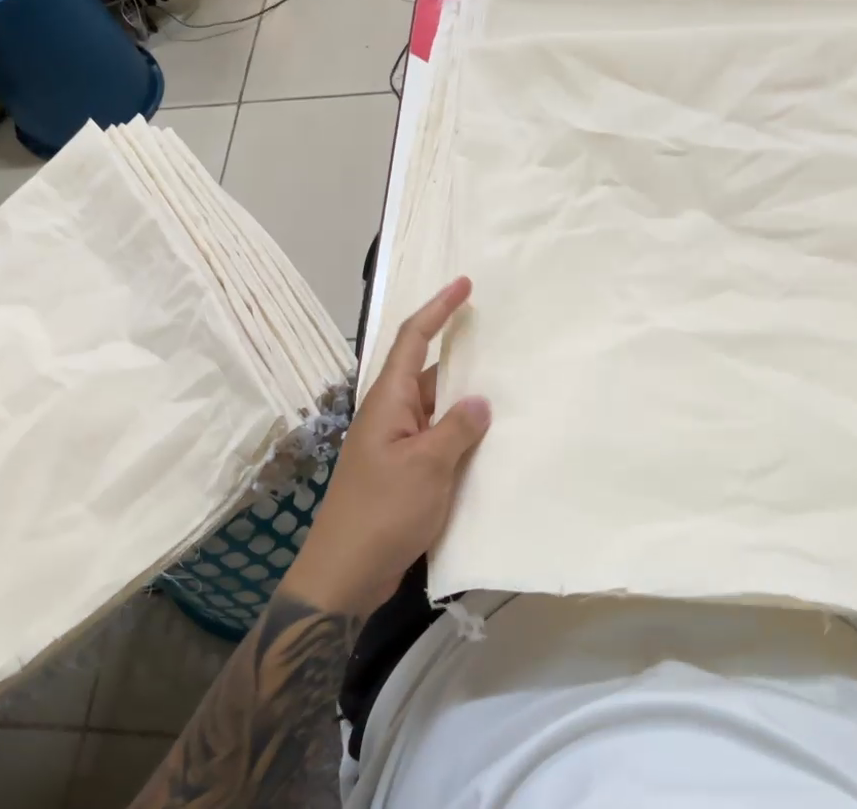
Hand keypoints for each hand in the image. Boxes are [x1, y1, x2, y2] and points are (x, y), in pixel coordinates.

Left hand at [281, 278, 491, 616]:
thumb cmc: (382, 512)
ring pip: (436, 409)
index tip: (464, 284)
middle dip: (460, 354)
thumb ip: (456, 430)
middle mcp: (391, 415)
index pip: (413, 340)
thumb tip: (480, 400)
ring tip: (509, 386)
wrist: (346, 572)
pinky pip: (437, 440)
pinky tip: (490, 441)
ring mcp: (397, 445)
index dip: (438, 309)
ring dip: (465, 400)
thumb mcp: (426, 467)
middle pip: (428, 372)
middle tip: (501, 337)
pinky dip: (461, 434)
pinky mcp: (404, 473)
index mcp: (388, 401)